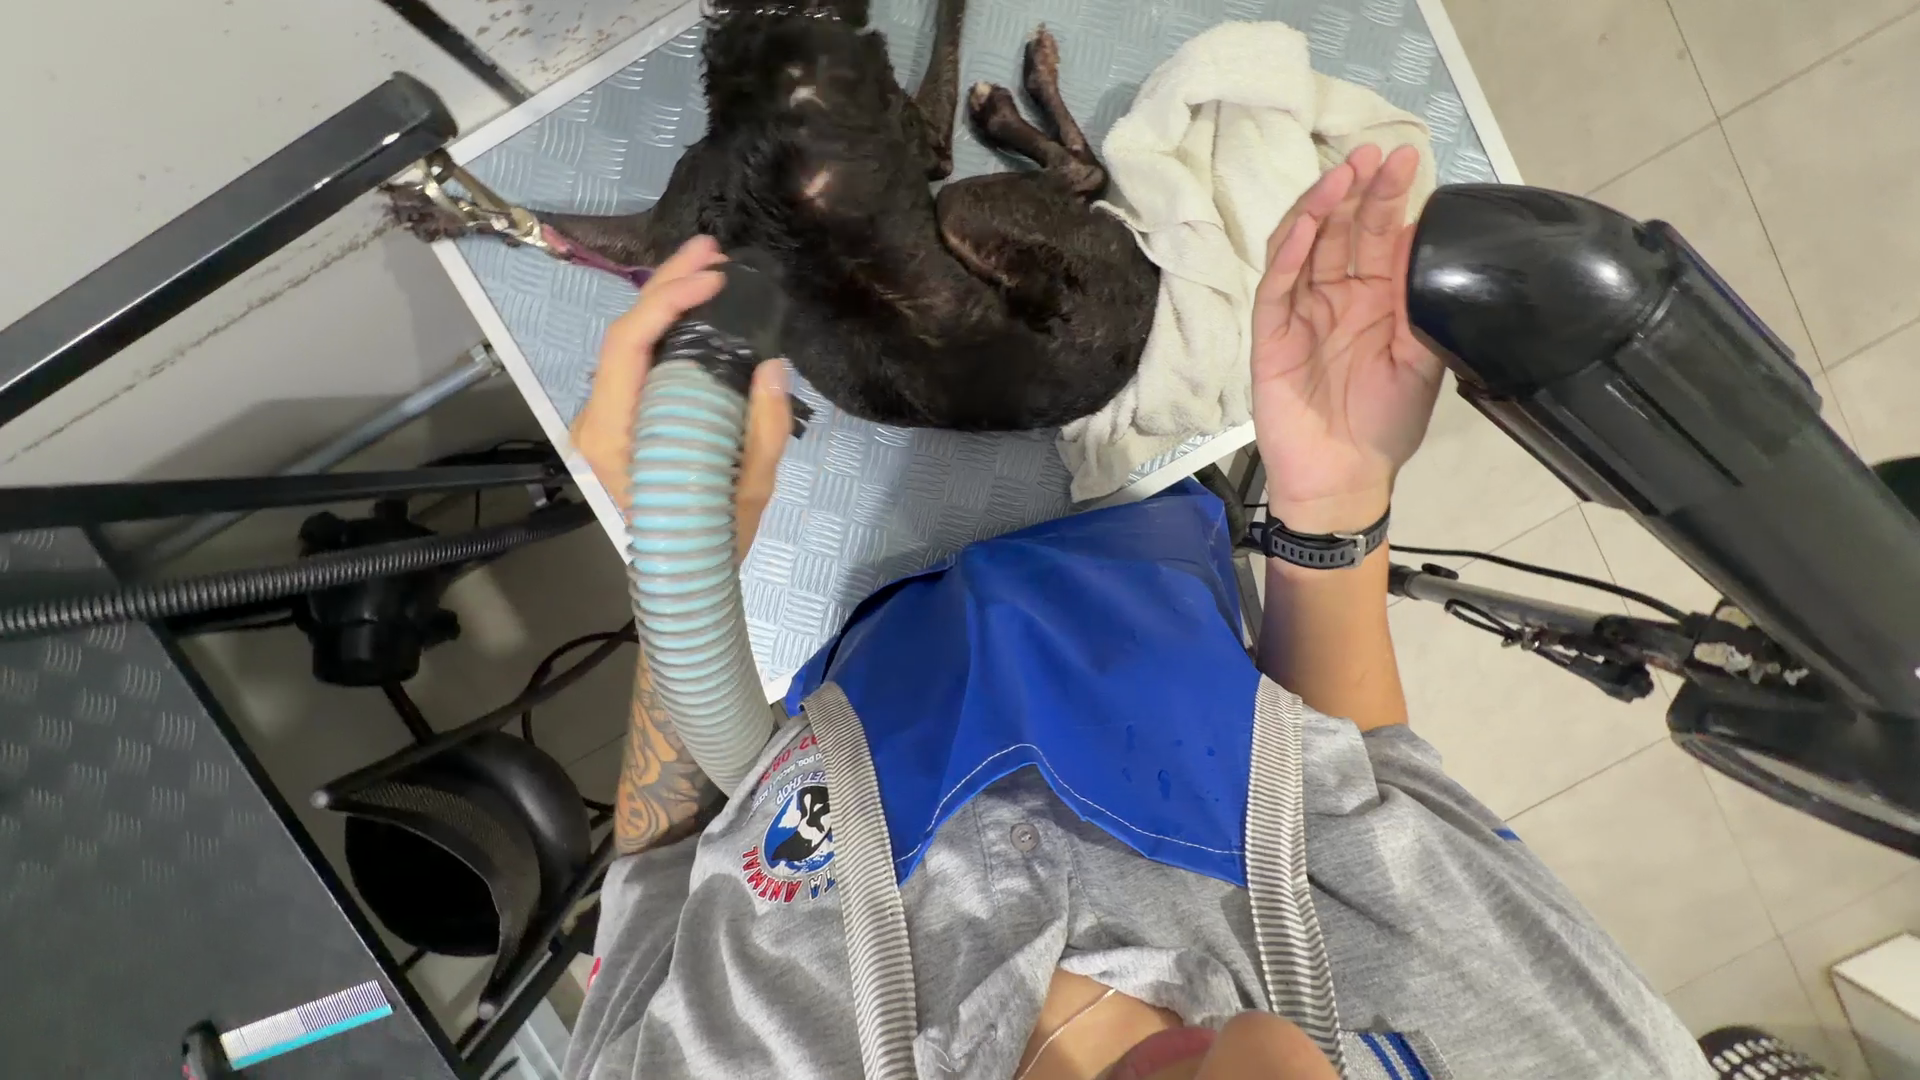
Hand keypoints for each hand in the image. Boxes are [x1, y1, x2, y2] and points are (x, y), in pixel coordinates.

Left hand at [570, 235, 792, 557]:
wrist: (682, 578)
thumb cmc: (712, 542)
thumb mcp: (748, 494)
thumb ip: (763, 433)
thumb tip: (773, 366)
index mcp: (616, 438)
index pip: (626, 349)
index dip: (666, 301)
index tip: (715, 279)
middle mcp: (599, 422)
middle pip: (622, 335)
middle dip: (667, 284)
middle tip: (714, 251)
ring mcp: (607, 420)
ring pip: (627, 344)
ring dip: (666, 300)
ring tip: (709, 269)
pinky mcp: (623, 422)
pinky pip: (639, 363)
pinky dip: (666, 329)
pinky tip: (697, 310)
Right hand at [1250, 144, 1441, 532]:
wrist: (1343, 476)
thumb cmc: (1384, 425)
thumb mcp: (1422, 358)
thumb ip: (1421, 302)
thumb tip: (1421, 239)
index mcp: (1373, 303)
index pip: (1376, 239)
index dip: (1387, 200)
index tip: (1404, 161)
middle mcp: (1333, 301)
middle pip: (1338, 234)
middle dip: (1355, 192)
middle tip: (1373, 155)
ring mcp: (1298, 317)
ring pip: (1302, 252)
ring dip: (1318, 212)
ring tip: (1341, 176)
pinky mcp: (1269, 339)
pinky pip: (1276, 290)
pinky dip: (1287, 257)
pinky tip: (1304, 226)